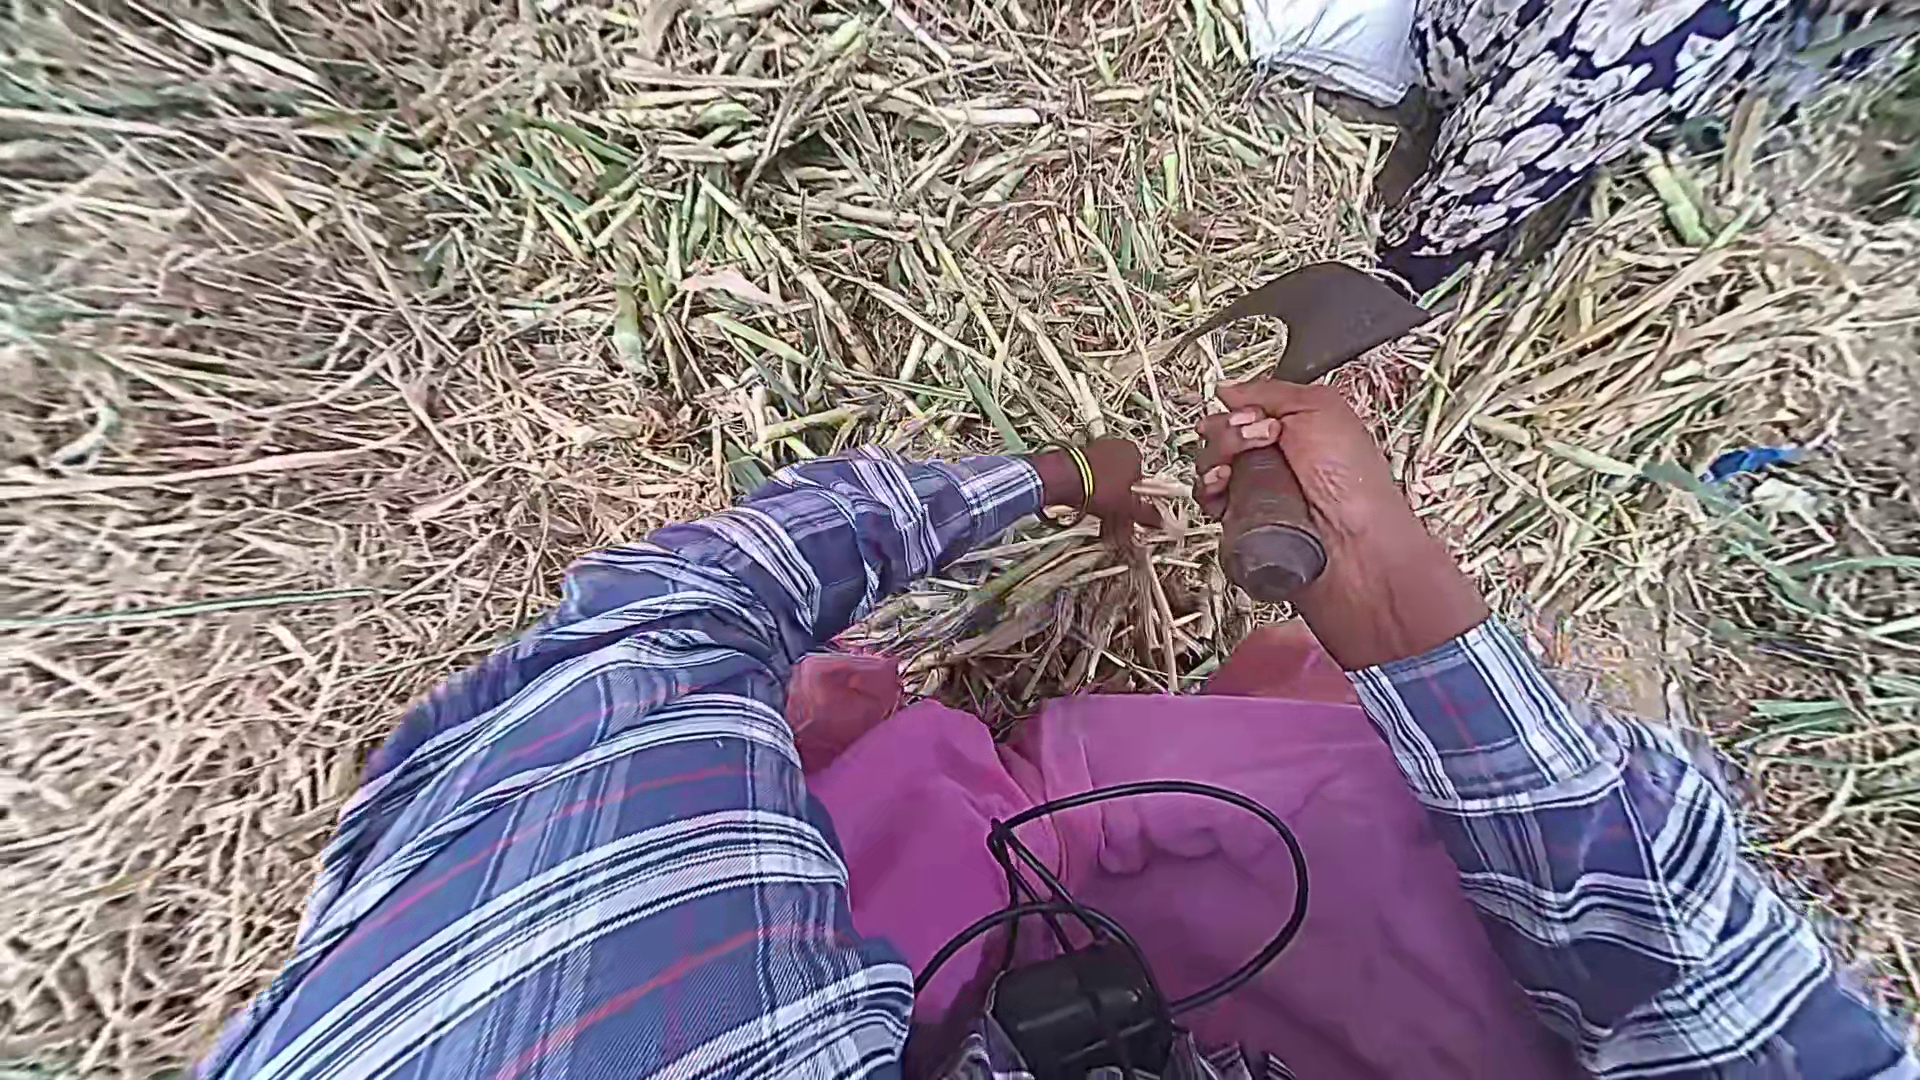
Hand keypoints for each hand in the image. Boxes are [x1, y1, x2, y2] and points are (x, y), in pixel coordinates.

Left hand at [1030, 437, 1158, 544]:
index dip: (1138, 501)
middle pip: (1122, 482)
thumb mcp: (1127, 506)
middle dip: (1119, 504)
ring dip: (1105, 503)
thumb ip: (1145, 513)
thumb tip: (1156, 520)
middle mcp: (1114, 446)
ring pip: (1105, 483)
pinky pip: (1088, 480)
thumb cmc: (1097, 484)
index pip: (1142, 479)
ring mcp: (1093, 452)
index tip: (1133, 514)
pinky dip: (1090, 495)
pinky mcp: (1075, 460)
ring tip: (1101, 519)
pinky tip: (1086, 509)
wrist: (1062, 480)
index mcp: (1133, 451)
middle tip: (1117, 521)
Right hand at [1192, 380, 1487, 668]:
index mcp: (1290, 431)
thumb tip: (1225, 390)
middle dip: (1228, 433)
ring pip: (1206, 464)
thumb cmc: (1351, 479)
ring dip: (1215, 459)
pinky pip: (1203, 497)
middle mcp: (1267, 459)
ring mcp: (1249, 490)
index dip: (1239, 412)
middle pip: (1217, 434)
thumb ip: (1269, 392)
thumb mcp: (1320, 408)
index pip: (1239, 411)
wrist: (1350, 544)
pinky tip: (1222, 488)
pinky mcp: (1235, 519)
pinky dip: (1206, 489)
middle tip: (1261, 441)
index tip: (1257, 420)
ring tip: (1238, 470)